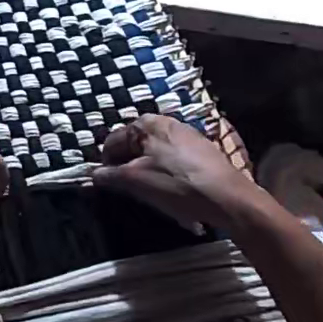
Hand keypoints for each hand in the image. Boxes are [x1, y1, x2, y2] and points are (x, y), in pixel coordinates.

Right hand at [91, 115, 273, 228]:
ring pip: (155, 156)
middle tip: (132, 191)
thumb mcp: (137, 181)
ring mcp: (187, 135)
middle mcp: (166, 122)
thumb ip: (111, 176)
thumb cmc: (177, 184)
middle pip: (135, 147)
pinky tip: (175, 194)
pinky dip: (168, 176)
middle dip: (129, 169)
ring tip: (154, 196)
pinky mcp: (203, 151)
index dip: (106, 164)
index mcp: (147, 123)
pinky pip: (174, 162)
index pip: (113, 141)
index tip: (109, 184)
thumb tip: (92, 175)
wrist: (230, 199)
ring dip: (149, 174)